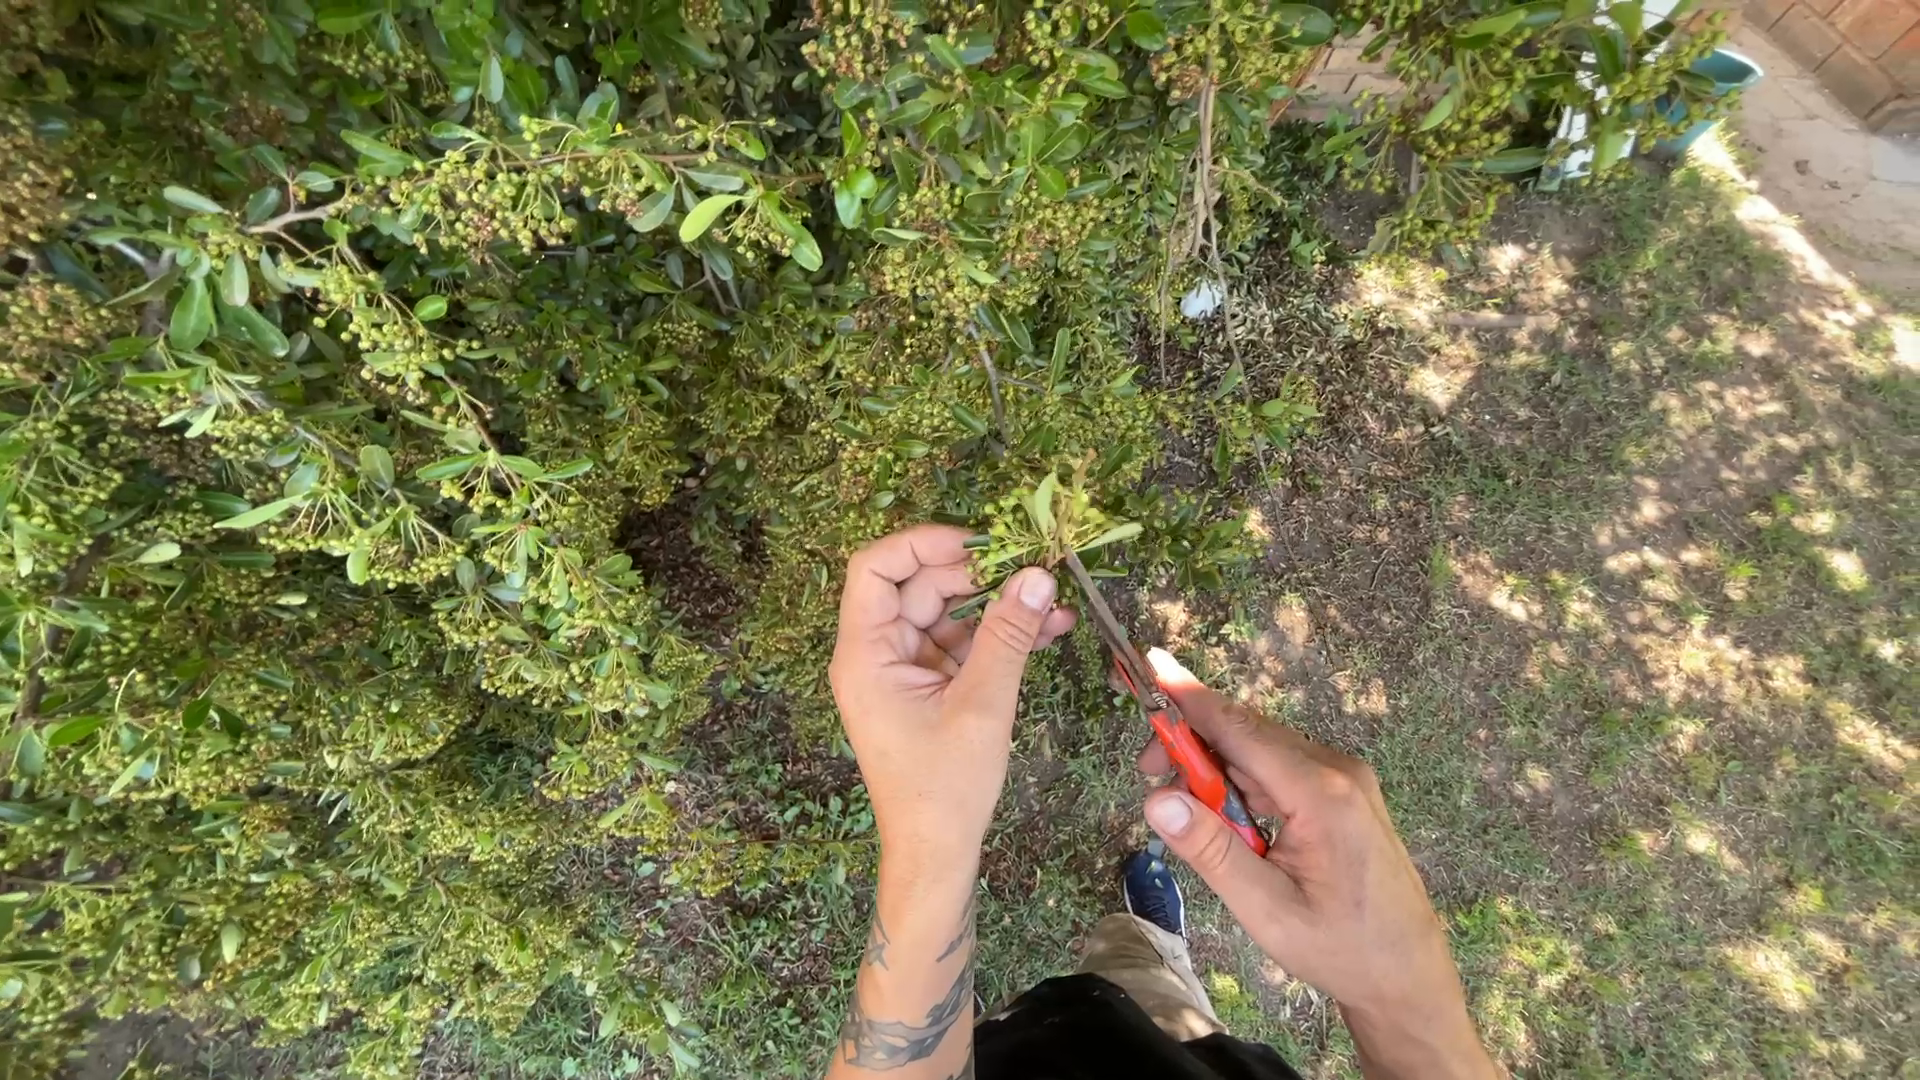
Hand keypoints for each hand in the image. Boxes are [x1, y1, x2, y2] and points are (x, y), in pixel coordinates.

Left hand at [830, 525, 1074, 868]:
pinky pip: (964, 642)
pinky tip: (1048, 629)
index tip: (979, 544)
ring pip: (949, 612)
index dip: (922, 544)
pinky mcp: (931, 683)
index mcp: (865, 653)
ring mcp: (906, 667)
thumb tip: (1038, 575)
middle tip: (1033, 572)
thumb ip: (1008, 635)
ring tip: (1055, 604)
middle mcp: (878, 652)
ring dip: (1000, 607)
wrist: (938, 852)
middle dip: (978, 576)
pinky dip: (1000, 636)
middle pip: (921, 586)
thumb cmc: (946, 786)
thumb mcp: (982, 705)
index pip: (876, 569)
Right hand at [1137, 649, 1497, 1079]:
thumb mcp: (1267, 909)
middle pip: (1243, 732)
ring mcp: (1342, 775)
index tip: (1149, 665)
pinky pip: (1275, 764)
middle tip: (1148, 774)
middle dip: (1189, 743)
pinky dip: (1240, 778)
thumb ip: (1211, 851)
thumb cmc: (1340, 950)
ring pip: (1256, 746)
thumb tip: (1156, 799)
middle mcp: (1336, 768)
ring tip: (1191, 811)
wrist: (1411, 979)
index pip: (1238, 728)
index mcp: (1321, 792)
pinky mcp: (1341, 788)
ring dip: (1213, 765)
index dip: (1188, 696)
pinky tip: (1231, 817)